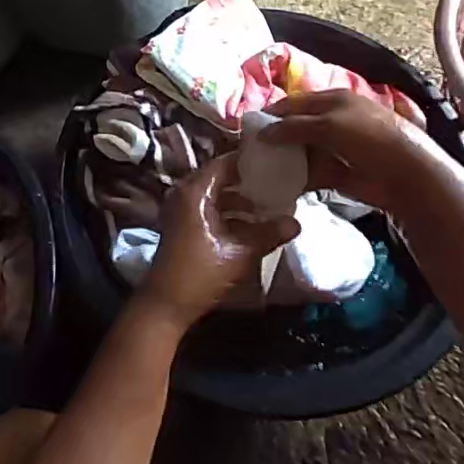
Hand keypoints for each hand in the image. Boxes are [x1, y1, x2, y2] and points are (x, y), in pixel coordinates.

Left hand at [136, 156, 298, 330]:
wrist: (166, 302)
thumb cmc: (201, 273)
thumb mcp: (240, 253)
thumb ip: (268, 233)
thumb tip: (296, 222)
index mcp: (193, 192)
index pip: (223, 164)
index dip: (248, 161)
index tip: (275, 161)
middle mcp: (183, 194)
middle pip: (219, 178)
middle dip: (247, 181)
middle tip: (278, 183)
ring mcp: (180, 210)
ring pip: (215, 195)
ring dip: (239, 199)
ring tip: (270, 204)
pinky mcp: (182, 225)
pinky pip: (208, 208)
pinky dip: (228, 212)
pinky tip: (252, 223)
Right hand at [261, 90, 454, 213]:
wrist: (406, 177)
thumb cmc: (369, 140)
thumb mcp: (328, 125)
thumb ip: (292, 126)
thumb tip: (262, 133)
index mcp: (333, 100)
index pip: (294, 103)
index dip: (271, 112)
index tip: (248, 126)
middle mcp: (333, 120)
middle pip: (295, 126)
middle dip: (275, 136)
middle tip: (250, 148)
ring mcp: (334, 147)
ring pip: (299, 149)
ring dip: (282, 157)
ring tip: (258, 166)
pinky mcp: (335, 172)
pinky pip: (308, 172)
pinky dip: (294, 177)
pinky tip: (276, 181)